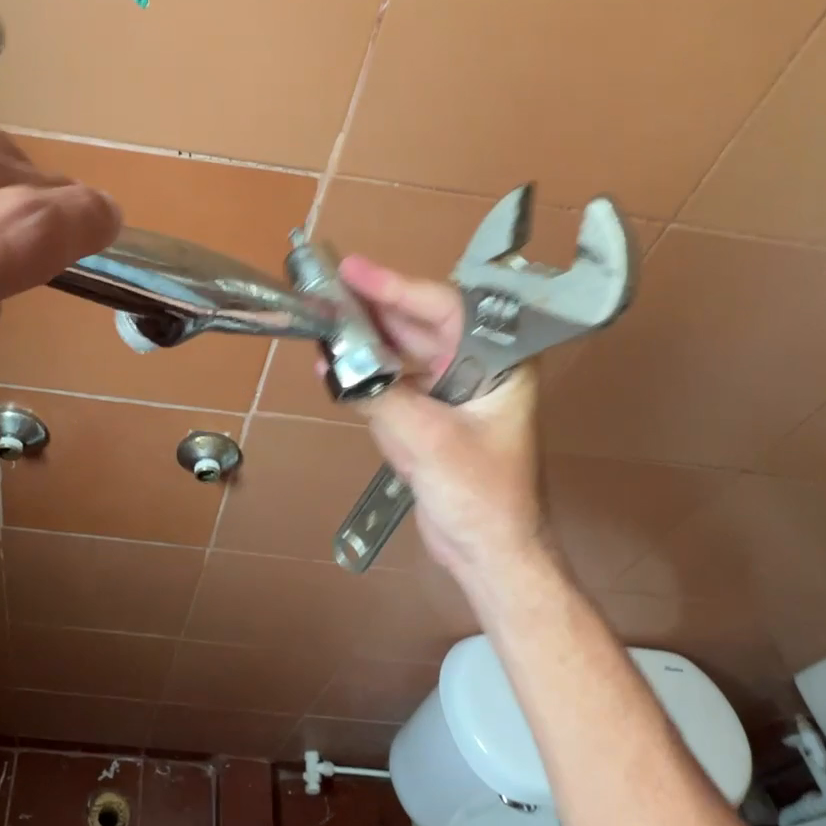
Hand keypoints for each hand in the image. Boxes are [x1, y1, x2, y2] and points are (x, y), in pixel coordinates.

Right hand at [339, 255, 551, 575]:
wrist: (488, 553)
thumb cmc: (479, 497)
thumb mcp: (427, 440)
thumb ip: (381, 397)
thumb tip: (336, 365)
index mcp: (499, 363)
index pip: (446, 308)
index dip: (397, 287)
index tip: (355, 272)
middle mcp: (478, 370)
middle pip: (422, 324)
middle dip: (376, 308)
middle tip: (331, 289)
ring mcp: (453, 395)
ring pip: (405, 352)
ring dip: (367, 340)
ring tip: (325, 322)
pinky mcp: (431, 419)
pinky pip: (395, 385)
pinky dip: (366, 377)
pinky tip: (334, 369)